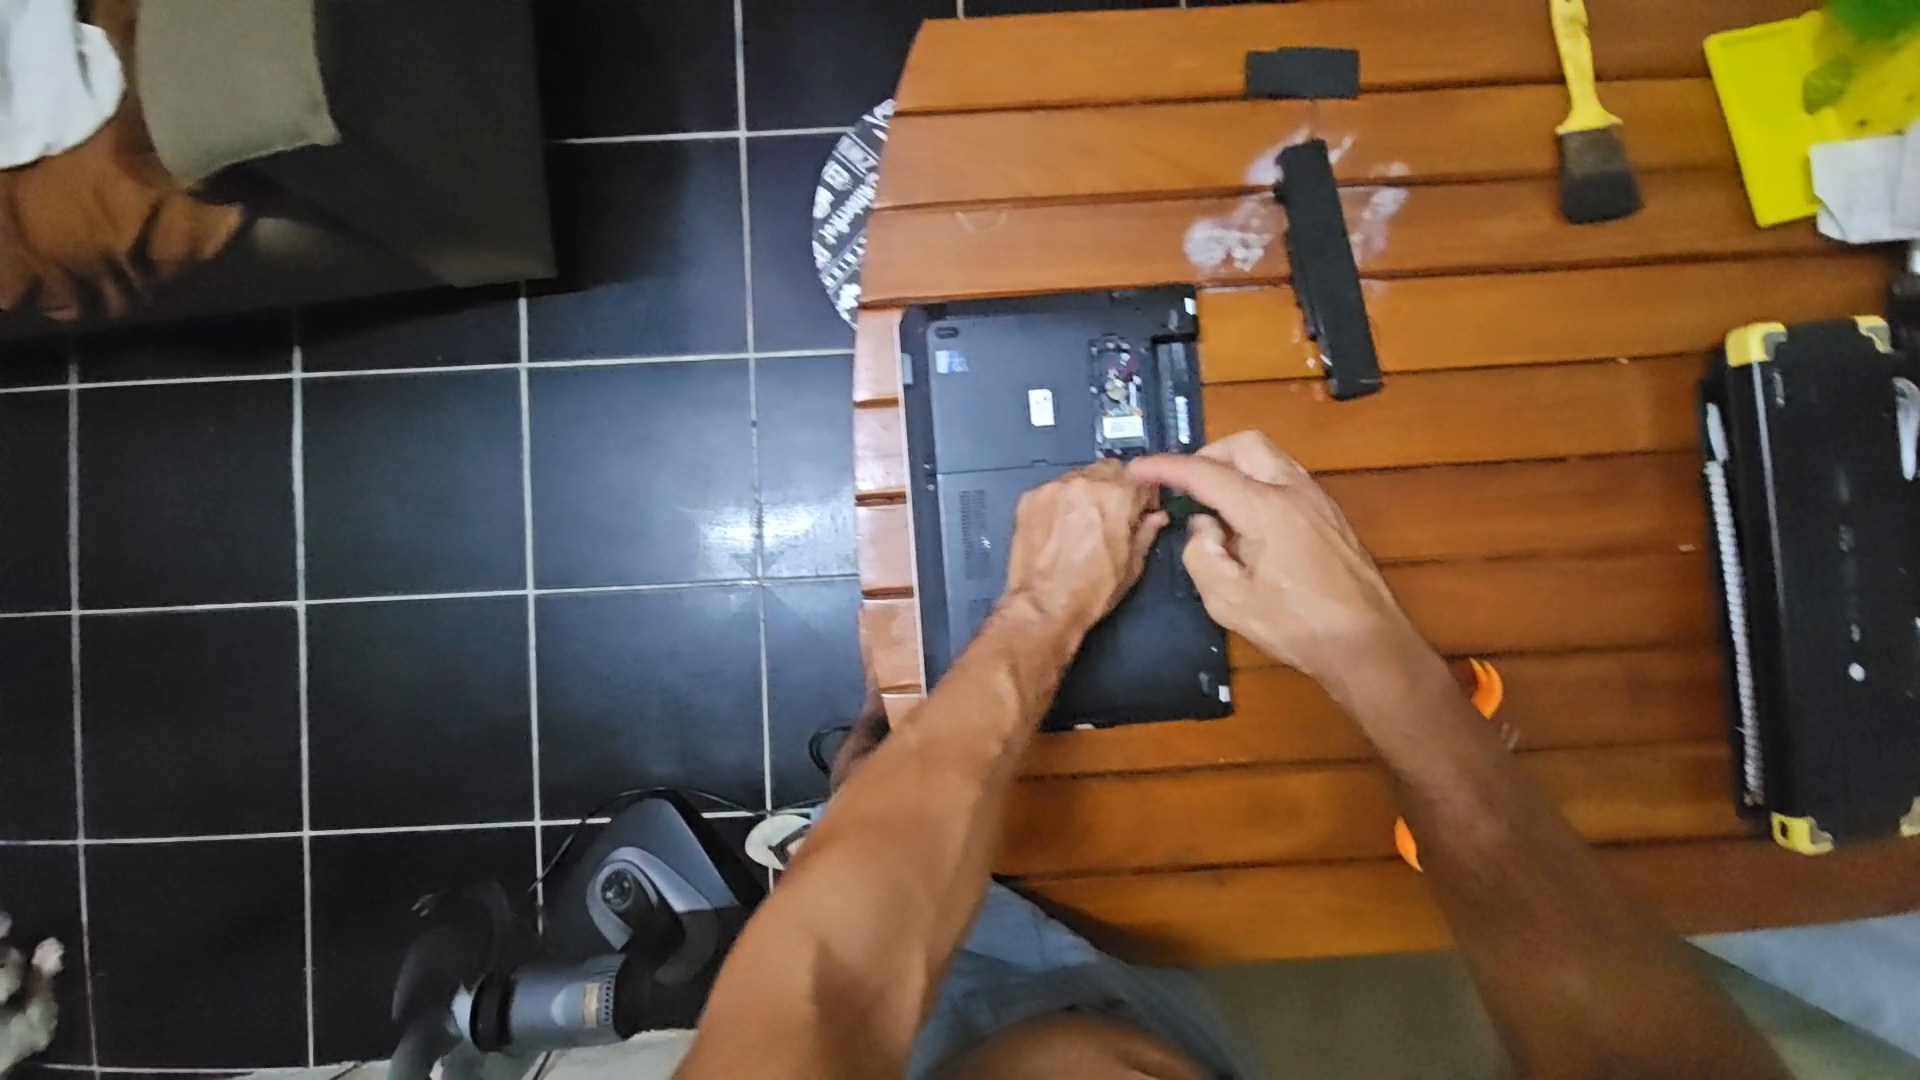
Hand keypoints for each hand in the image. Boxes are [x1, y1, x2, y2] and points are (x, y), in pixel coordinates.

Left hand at [1002, 459, 1167, 636]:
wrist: (1042, 606)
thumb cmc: (1091, 591)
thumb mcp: (1131, 566)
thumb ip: (1145, 532)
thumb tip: (1156, 516)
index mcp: (1116, 496)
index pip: (1141, 476)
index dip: (1144, 493)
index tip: (1142, 508)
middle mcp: (1084, 483)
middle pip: (1108, 470)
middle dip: (1114, 488)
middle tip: (1111, 515)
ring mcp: (1052, 488)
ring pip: (1078, 477)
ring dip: (1085, 493)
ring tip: (1081, 523)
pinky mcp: (1029, 498)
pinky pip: (1052, 490)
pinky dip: (1059, 502)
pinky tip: (1058, 527)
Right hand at [1127, 432, 1428, 702]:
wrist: (1366, 644)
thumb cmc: (1296, 626)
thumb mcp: (1228, 601)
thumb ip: (1202, 554)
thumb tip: (1205, 527)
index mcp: (1266, 509)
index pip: (1205, 473)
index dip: (1164, 468)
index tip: (1136, 469)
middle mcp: (1294, 491)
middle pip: (1244, 444)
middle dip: (1206, 456)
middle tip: (1184, 488)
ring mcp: (1317, 500)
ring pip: (1268, 456)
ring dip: (1233, 467)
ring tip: (1213, 507)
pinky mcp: (1328, 514)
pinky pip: (1284, 477)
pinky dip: (1255, 483)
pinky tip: (1246, 524)